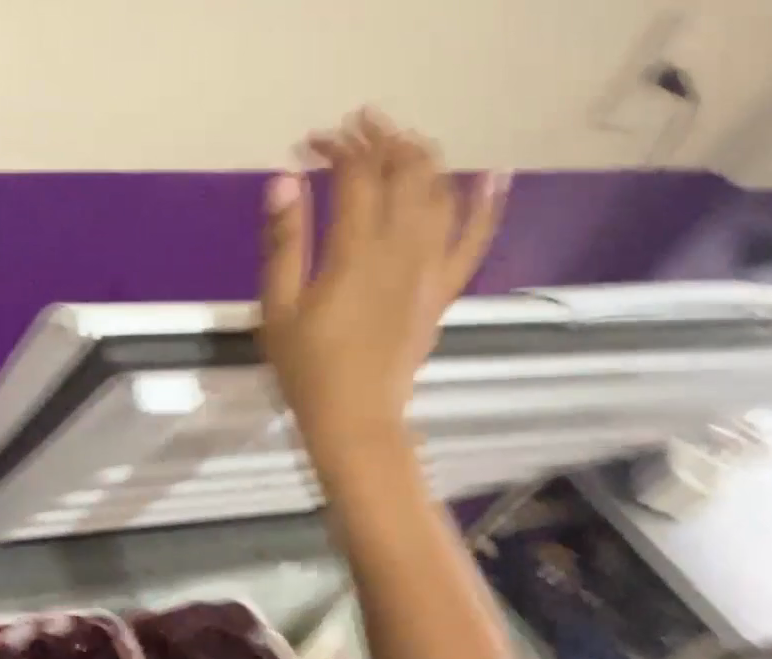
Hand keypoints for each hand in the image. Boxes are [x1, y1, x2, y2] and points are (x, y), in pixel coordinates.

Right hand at [260, 110, 506, 457]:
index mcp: (356, 251)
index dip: (336, 147)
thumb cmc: (306, 368)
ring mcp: (431, 266)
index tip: (310, 142)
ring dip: (422, 156)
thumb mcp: (278, 309)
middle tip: (356, 128)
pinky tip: (494, 175)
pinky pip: (477, 237)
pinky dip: (487, 202)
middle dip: (381, 139)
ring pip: (441, 190)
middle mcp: (403, 246)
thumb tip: (282, 180)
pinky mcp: (444, 287)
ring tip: (399, 143)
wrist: (356, 417)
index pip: (356, 175)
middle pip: (404, 170)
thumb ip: (283, 243)